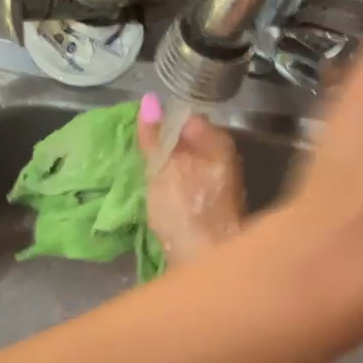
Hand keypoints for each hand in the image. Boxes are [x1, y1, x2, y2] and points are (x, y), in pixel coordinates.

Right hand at [137, 94, 244, 266]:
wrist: (205, 261)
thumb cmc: (184, 209)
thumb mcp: (162, 168)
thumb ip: (153, 137)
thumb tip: (149, 101)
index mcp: (218, 143)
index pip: (188, 119)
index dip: (163, 123)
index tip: (140, 133)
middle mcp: (225, 160)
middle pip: (188, 144)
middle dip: (165, 147)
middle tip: (138, 155)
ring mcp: (220, 186)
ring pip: (188, 166)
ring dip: (167, 169)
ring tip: (145, 176)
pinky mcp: (211, 210)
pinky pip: (188, 187)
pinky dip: (173, 188)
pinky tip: (159, 197)